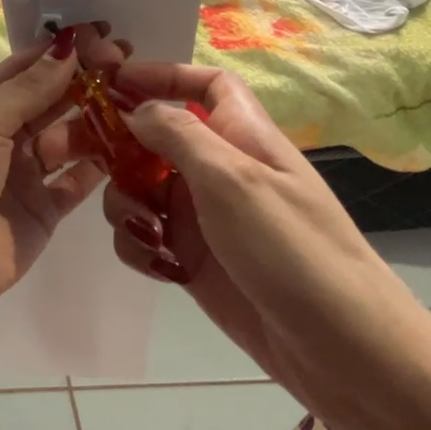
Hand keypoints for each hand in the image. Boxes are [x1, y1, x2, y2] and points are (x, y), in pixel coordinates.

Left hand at [0, 30, 109, 316]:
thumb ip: (28, 87)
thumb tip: (68, 46)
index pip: (21, 69)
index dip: (58, 52)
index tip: (101, 35)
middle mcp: (0, 133)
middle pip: (48, 99)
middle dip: (84, 81)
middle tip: (129, 64)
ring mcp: (25, 170)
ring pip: (68, 135)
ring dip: (97, 119)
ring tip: (136, 101)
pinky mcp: (47, 205)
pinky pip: (79, 176)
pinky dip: (102, 161)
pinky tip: (132, 144)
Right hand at [88, 34, 430, 429]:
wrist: (348, 356)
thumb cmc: (294, 250)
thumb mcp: (233, 179)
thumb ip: (176, 133)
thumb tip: (135, 108)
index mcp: (242, 136)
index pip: (204, 84)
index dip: (162, 74)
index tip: (113, 79)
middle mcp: (219, 169)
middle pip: (154, 135)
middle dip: (118, 143)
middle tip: (82, 153)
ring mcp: (203, 215)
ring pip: (139, 186)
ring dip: (125, 201)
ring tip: (145, 229)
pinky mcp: (193, 259)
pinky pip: (144, 235)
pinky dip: (138, 243)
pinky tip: (157, 263)